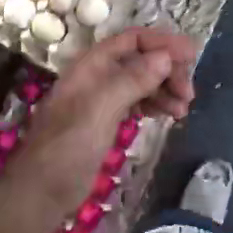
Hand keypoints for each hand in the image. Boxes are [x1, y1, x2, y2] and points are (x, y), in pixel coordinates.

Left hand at [3, 28, 197, 216]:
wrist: (41, 192)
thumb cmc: (67, 147)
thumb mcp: (100, 110)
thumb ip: (132, 80)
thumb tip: (165, 56)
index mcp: (91, 65)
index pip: (133, 40)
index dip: (163, 42)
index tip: (192, 54)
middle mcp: (98, 76)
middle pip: (141, 60)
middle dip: (168, 70)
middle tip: (189, 92)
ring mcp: (102, 99)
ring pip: (143, 82)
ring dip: (166, 89)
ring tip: (184, 109)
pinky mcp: (107, 121)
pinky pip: (139, 101)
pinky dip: (157, 104)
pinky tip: (171, 115)